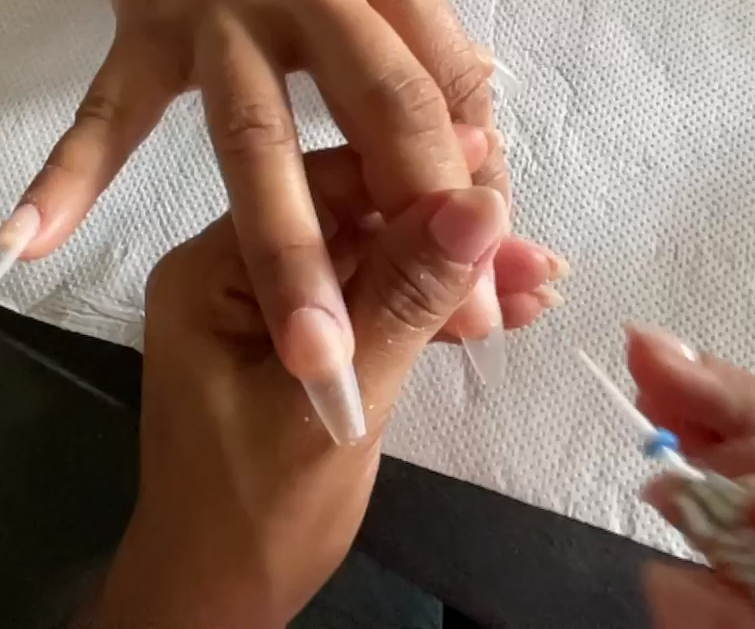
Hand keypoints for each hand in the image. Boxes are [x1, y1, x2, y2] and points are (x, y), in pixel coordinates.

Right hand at [0, 0, 540, 437]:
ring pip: (258, 135)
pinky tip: (29, 241)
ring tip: (310, 350)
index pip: (448, 86)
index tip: (499, 271)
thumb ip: (420, 33)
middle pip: (380, 109)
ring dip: (286, 247)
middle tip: (461, 334)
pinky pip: (110, 108)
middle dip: (423, 223)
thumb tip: (479, 132)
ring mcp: (220, 7)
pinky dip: (70, 174)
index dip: (479, 179)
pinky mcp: (144, 23)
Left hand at [83, 135, 555, 628]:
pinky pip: (370, 306)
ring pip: (372, 266)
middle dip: (445, 235)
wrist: (222, 599)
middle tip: (532, 247)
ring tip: (541, 283)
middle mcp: (236, 268)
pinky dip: (432, 313)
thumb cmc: (259, 512)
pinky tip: (503, 314)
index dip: (406, 174)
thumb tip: (479, 203)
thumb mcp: (342, 400)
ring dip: (453, 278)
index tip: (492, 168)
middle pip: (354, 224)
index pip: (318, 189)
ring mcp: (270, 304)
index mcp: (213, 267)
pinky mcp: (304, 337)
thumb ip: (408, 298)